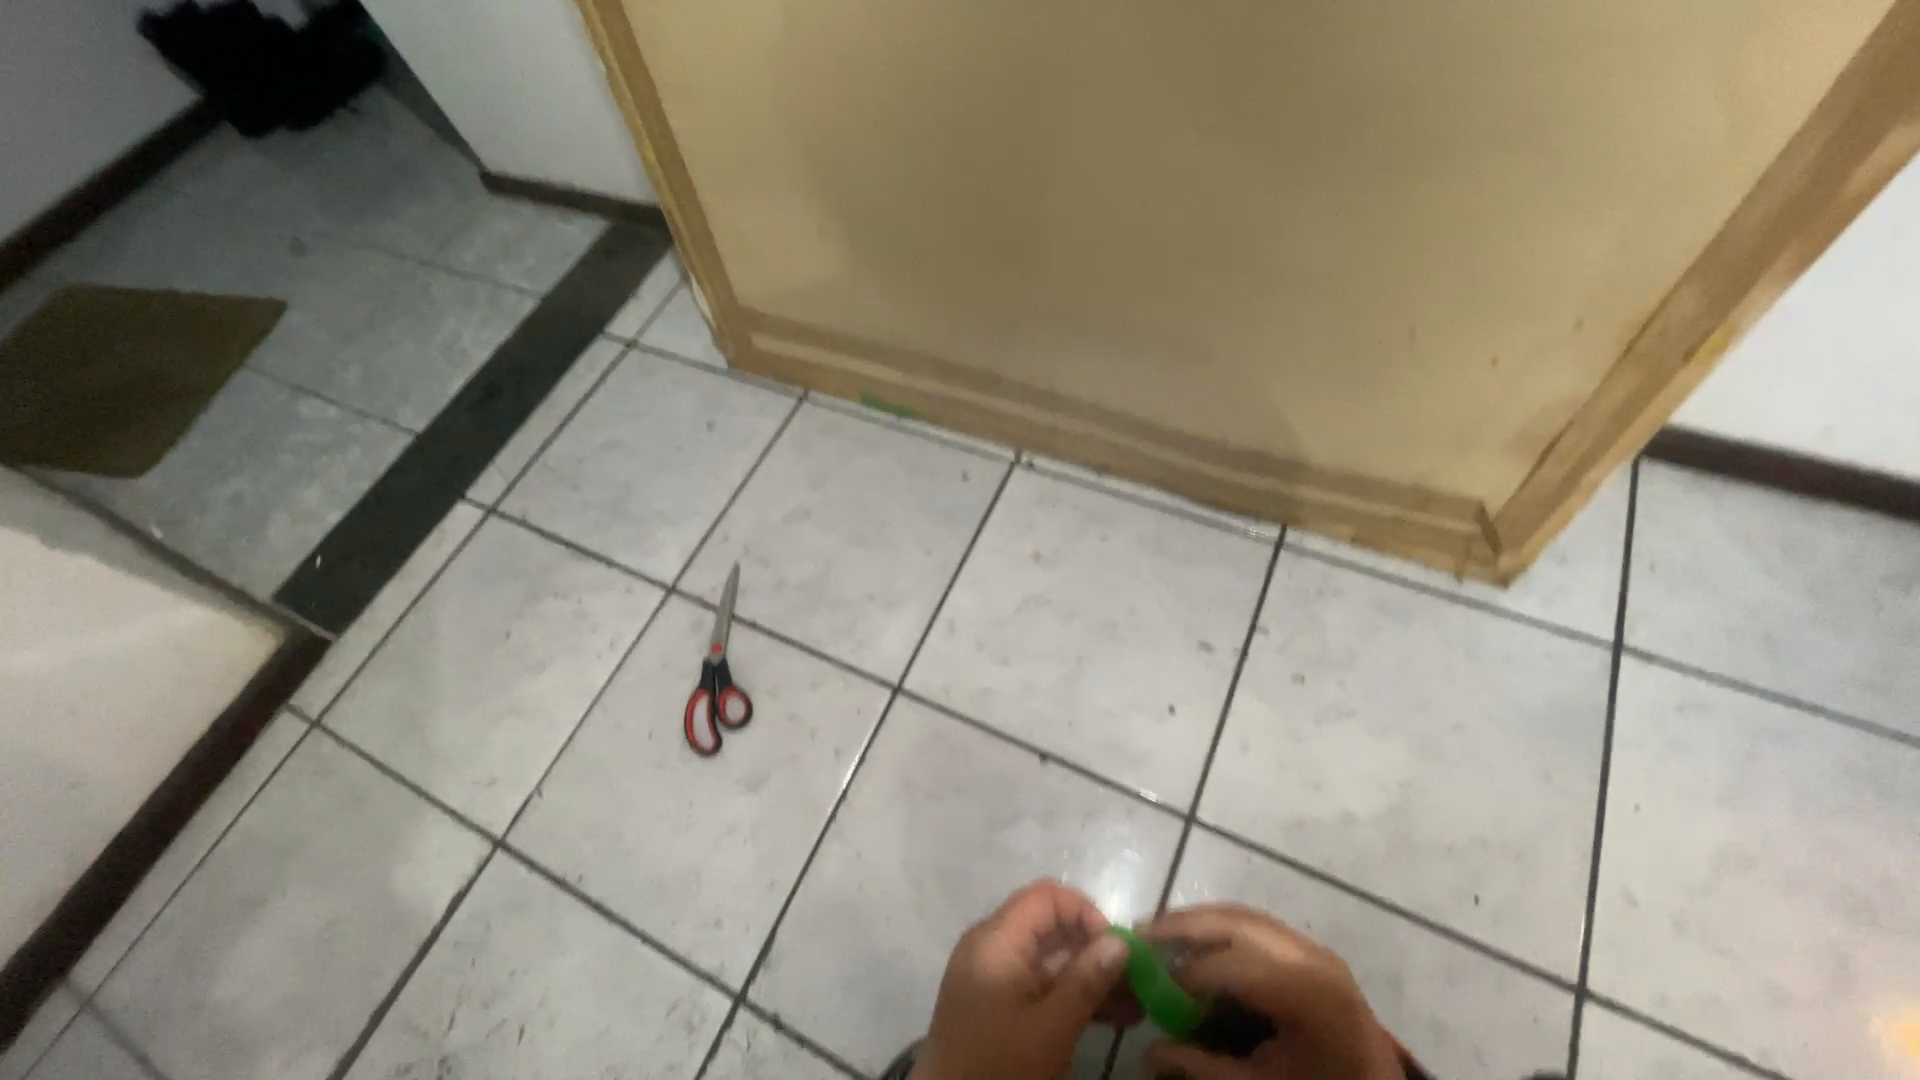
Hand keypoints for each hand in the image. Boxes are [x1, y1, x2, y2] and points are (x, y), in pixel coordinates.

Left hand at [910, 880, 1131, 1079]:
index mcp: (997, 938)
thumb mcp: (1050, 1027)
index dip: (1085, 913)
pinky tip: (1110, 1018)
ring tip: (1135, 1006)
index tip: (1117, 949)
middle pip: (1050, 926)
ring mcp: (993, 976)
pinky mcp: (997, 1004)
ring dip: (1090, 977)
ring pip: (1050, 959)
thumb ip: (1086, 980)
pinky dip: (1071, 995)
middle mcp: (992, 946)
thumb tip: (1121, 940)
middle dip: (1095, 949)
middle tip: (1138, 980)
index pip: (1046, 897)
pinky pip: (1040, 984)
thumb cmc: (998, 1065)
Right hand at [1140, 904, 1403, 1079]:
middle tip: (1140, 933)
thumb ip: (1204, 1066)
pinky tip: (1196, 940)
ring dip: (1198, 920)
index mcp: (1305, 992)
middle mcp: (1310, 956)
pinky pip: (1256, 923)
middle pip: (1234, 923)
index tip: (1144, 978)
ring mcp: (1313, 946)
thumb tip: (1147, 1054)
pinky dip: (1220, 925)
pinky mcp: (1311, 947)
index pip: (1231, 965)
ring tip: (1159, 930)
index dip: (1184, 971)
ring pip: (1242, 915)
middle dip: (1182, 925)